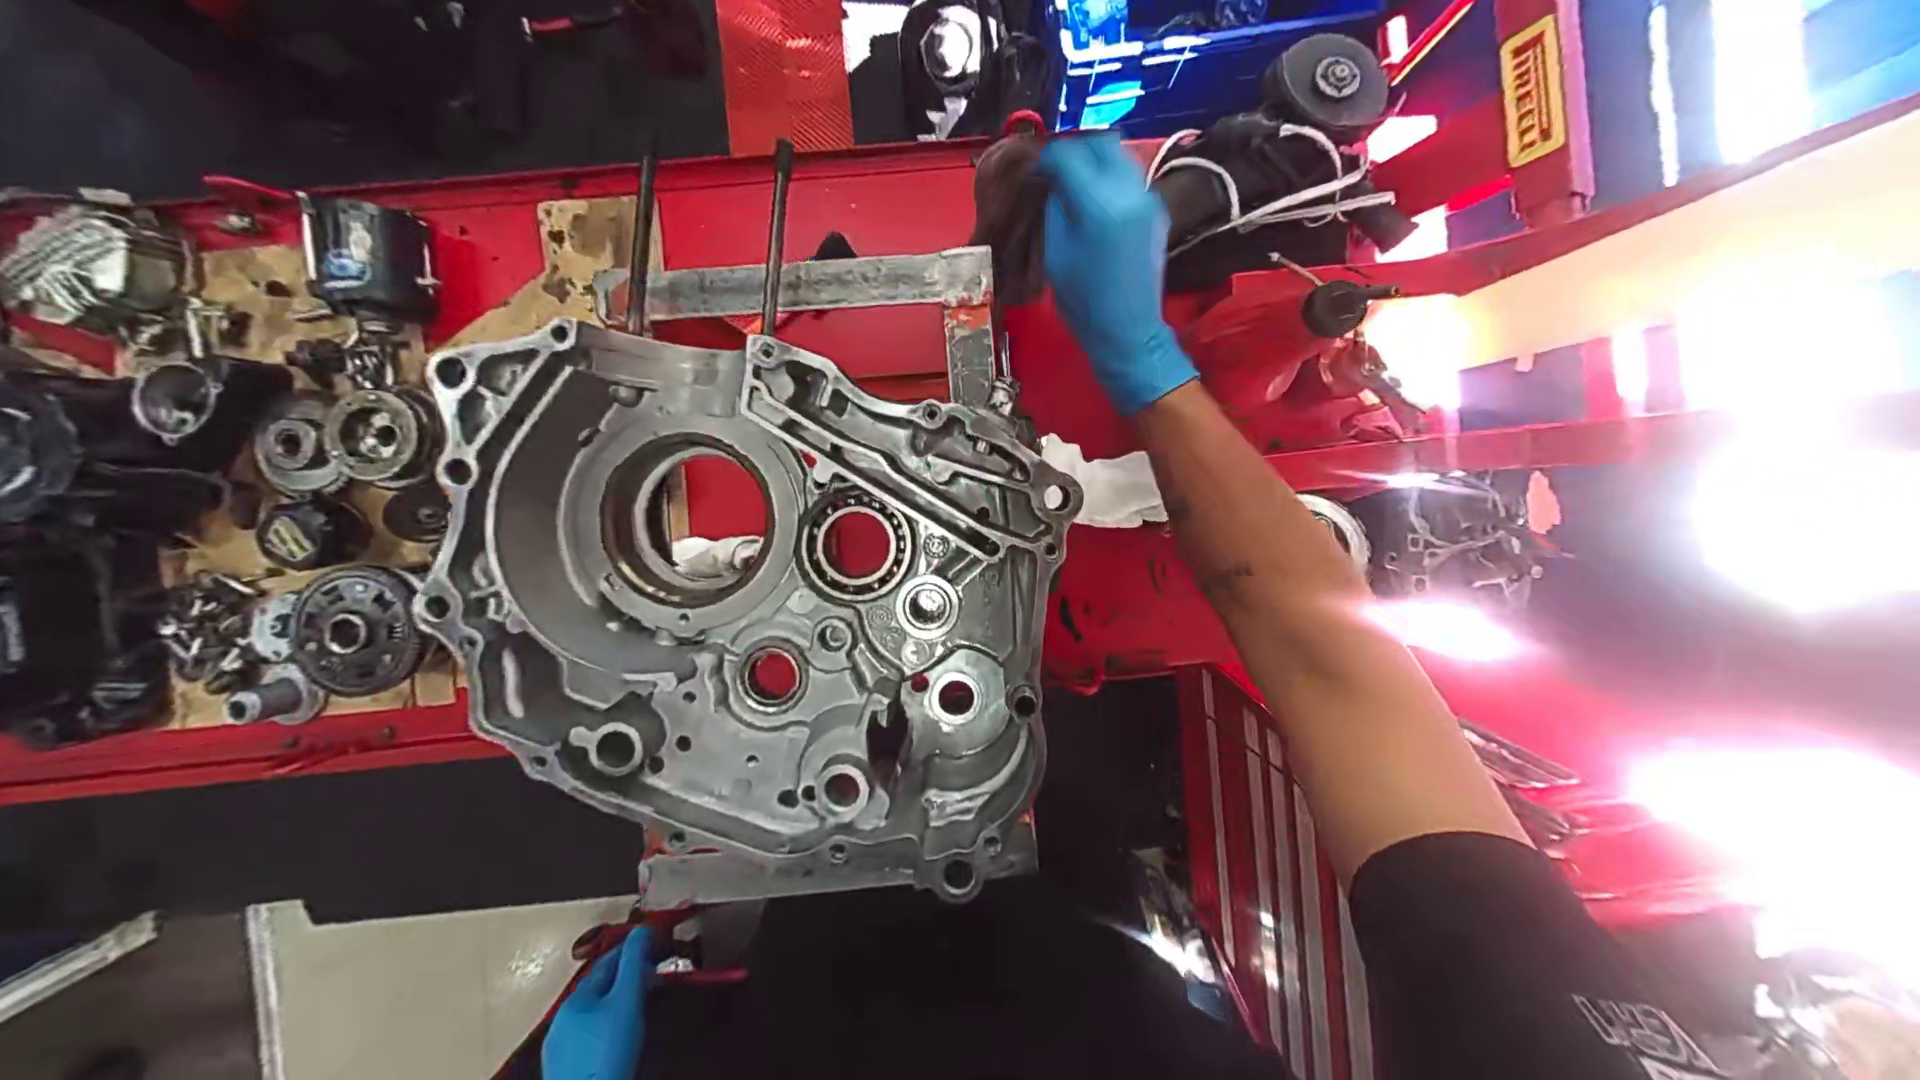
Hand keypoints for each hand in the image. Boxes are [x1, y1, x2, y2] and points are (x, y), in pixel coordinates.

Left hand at [542, 928, 649, 1079]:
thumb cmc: (609, 1051)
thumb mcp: (628, 1000)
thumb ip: (635, 961)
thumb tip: (643, 927)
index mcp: (575, 999)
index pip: (608, 962)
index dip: (634, 949)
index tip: (659, 945)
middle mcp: (562, 1020)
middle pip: (601, 987)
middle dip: (629, 976)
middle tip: (657, 977)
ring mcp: (560, 1049)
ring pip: (596, 1012)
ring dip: (620, 1001)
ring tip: (644, 1004)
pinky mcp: (565, 1072)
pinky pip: (591, 1035)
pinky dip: (611, 1024)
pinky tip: (623, 1035)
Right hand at [1037, 133, 1197, 414]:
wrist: (1128, 331)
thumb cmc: (1084, 303)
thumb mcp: (1056, 255)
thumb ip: (1056, 209)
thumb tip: (1055, 182)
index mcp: (1100, 205)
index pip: (1070, 155)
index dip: (1048, 158)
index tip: (1037, 170)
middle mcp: (1129, 192)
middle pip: (1101, 142)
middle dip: (1075, 150)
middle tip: (1056, 170)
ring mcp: (1148, 200)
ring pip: (1120, 156)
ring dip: (1095, 161)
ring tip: (1075, 183)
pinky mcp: (1156, 212)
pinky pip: (1130, 179)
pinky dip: (1110, 179)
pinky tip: (1096, 202)